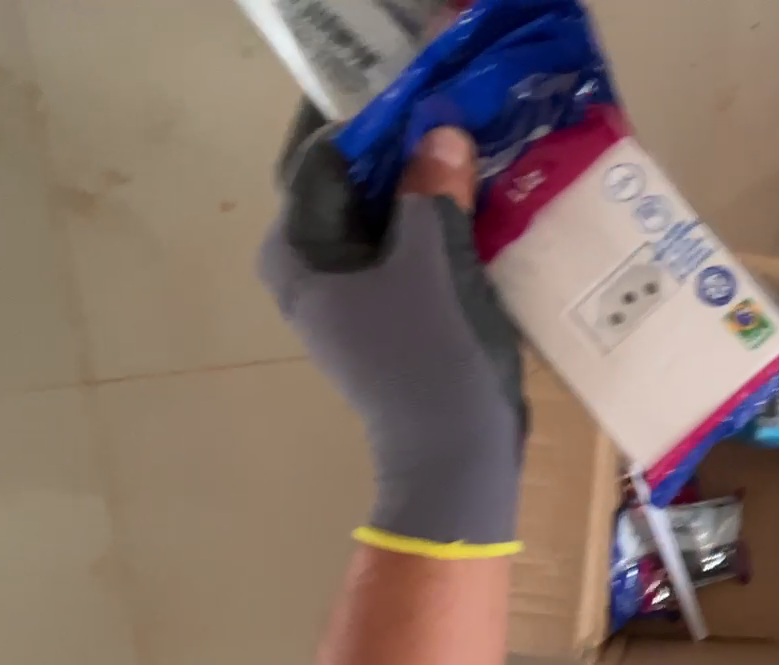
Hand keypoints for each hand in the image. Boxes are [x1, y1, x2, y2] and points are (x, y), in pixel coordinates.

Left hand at [258, 109, 526, 559]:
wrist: (457, 456)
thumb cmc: (433, 360)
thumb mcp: (434, 267)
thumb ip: (434, 193)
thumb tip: (440, 134)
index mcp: (300, 252)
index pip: (324, 159)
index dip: (371, 122)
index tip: (419, 94)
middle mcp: (315, 272)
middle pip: (357, 193)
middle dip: (403, 160)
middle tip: (455, 128)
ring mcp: (356, 302)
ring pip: (388, 229)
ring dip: (427, 199)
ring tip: (473, 167)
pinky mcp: (393, 324)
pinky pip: (410, 261)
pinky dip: (439, 238)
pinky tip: (478, 223)